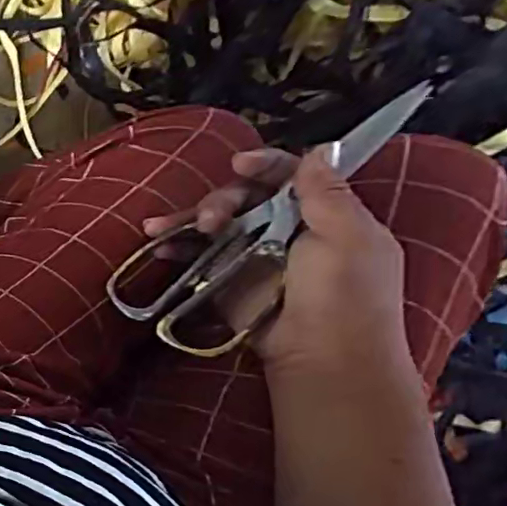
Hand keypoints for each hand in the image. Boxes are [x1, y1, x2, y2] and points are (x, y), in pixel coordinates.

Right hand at [142, 146, 410, 376]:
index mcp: (323, 215)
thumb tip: (318, 151)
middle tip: (208, 220)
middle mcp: (285, 231)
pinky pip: (197, 257)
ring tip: (161, 229)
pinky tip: (158, 246)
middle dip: (220, 201)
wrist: (321, 354)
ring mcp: (252, 257)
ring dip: (188, 221)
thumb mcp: (348, 238)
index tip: (238, 163)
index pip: (290, 177)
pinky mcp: (225, 282)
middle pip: (244, 199)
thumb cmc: (345, 295)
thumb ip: (328, 195)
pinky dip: (176, 249)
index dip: (265, 165)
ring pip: (216, 225)